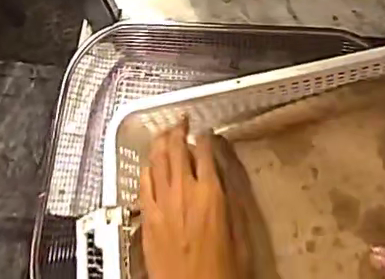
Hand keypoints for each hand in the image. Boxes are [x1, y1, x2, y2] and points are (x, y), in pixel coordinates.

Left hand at [140, 118, 237, 278]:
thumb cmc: (222, 271)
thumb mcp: (240, 234)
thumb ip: (233, 201)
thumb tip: (226, 178)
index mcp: (210, 192)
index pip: (205, 148)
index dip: (205, 135)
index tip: (206, 132)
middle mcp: (184, 191)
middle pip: (177, 147)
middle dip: (179, 129)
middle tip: (182, 120)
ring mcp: (162, 204)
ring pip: (158, 160)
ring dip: (161, 142)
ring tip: (165, 133)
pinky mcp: (147, 220)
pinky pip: (144, 184)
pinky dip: (148, 168)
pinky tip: (150, 164)